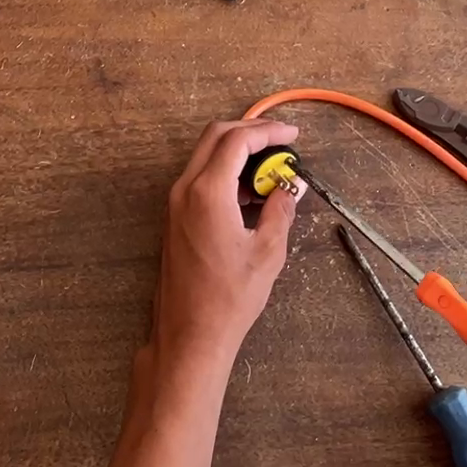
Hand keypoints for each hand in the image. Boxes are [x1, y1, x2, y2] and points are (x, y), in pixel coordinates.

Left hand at [149, 119, 299, 367]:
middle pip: (216, 137)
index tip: (292, 135)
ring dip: (236, 153)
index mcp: (207, 192)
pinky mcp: (174, 217)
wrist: (189, 334)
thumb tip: (290, 188)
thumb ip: (280, 211)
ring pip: (205, 156)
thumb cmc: (228, 298)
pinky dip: (224, 172)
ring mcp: (175, 202)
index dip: (268, 132)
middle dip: (250, 132)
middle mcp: (185, 189)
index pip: (237, 140)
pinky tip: (250, 194)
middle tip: (280, 141)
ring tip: (270, 171)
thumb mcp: (267, 252)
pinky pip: (199, 178)